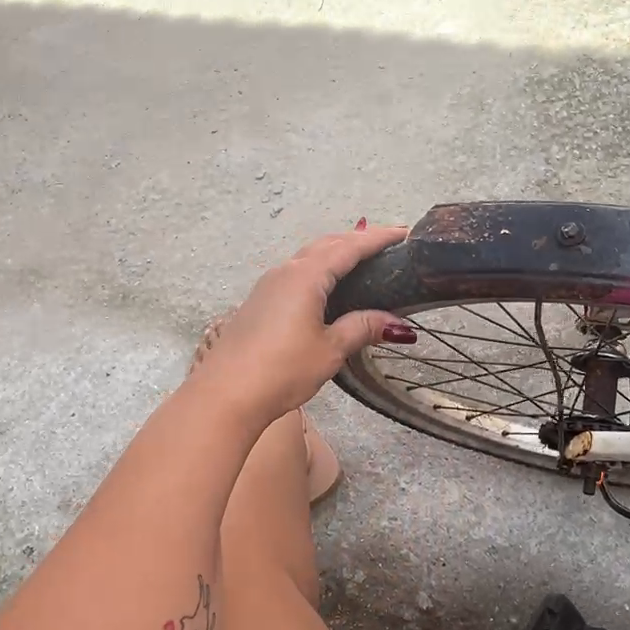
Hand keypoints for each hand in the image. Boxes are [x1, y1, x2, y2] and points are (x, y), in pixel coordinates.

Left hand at [188, 223, 414, 425]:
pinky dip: (319, 269)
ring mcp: (268, 286)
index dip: (378, 239)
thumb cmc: (282, 370)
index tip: (404, 233)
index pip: (349, 247)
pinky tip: (327, 286)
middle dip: (357, 240)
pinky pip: (296, 273)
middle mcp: (285, 272)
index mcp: (305, 277)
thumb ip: (362, 328)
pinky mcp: (259, 303)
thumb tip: (397, 323)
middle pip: (326, 245)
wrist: (225, 395)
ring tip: (361, 260)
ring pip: (308, 257)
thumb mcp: (330, 349)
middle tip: (387, 244)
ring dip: (335, 253)